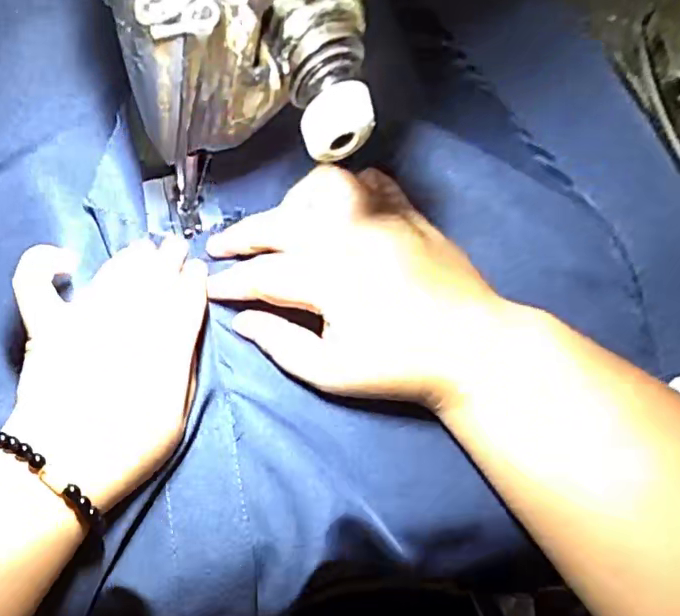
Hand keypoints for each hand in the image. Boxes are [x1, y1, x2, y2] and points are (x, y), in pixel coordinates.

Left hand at [4, 235, 207, 511]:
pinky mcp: (44, 326)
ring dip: (130, 257)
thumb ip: (183, 372)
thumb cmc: (127, 453)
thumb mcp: (176, 421)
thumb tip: (185, 336)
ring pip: (111, 271)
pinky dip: (43, 262)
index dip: (192, 280)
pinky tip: (65, 260)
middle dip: (166, 259)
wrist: (63, 466)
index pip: (185, 297)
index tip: (195, 273)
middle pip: (153, 276)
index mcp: (166, 346)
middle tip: (172, 250)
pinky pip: (35, 281)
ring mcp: (82, 319)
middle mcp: (128, 321)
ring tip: (140, 252)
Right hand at [206, 166, 545, 413]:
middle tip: (219, 247)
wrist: (468, 347)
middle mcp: (349, 234)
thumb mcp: (329, 371)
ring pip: (322, 186)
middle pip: (281, 222)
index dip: (231, 282)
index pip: (263, 273)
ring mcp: (381, 216)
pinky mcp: (406, 212)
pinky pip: (367, 181)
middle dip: (243, 235)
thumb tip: (243, 321)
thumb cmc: (396, 367)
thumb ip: (280, 343)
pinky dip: (342, 191)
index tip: (211, 288)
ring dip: (293, 203)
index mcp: (328, 276)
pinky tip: (334, 213)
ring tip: (281, 225)